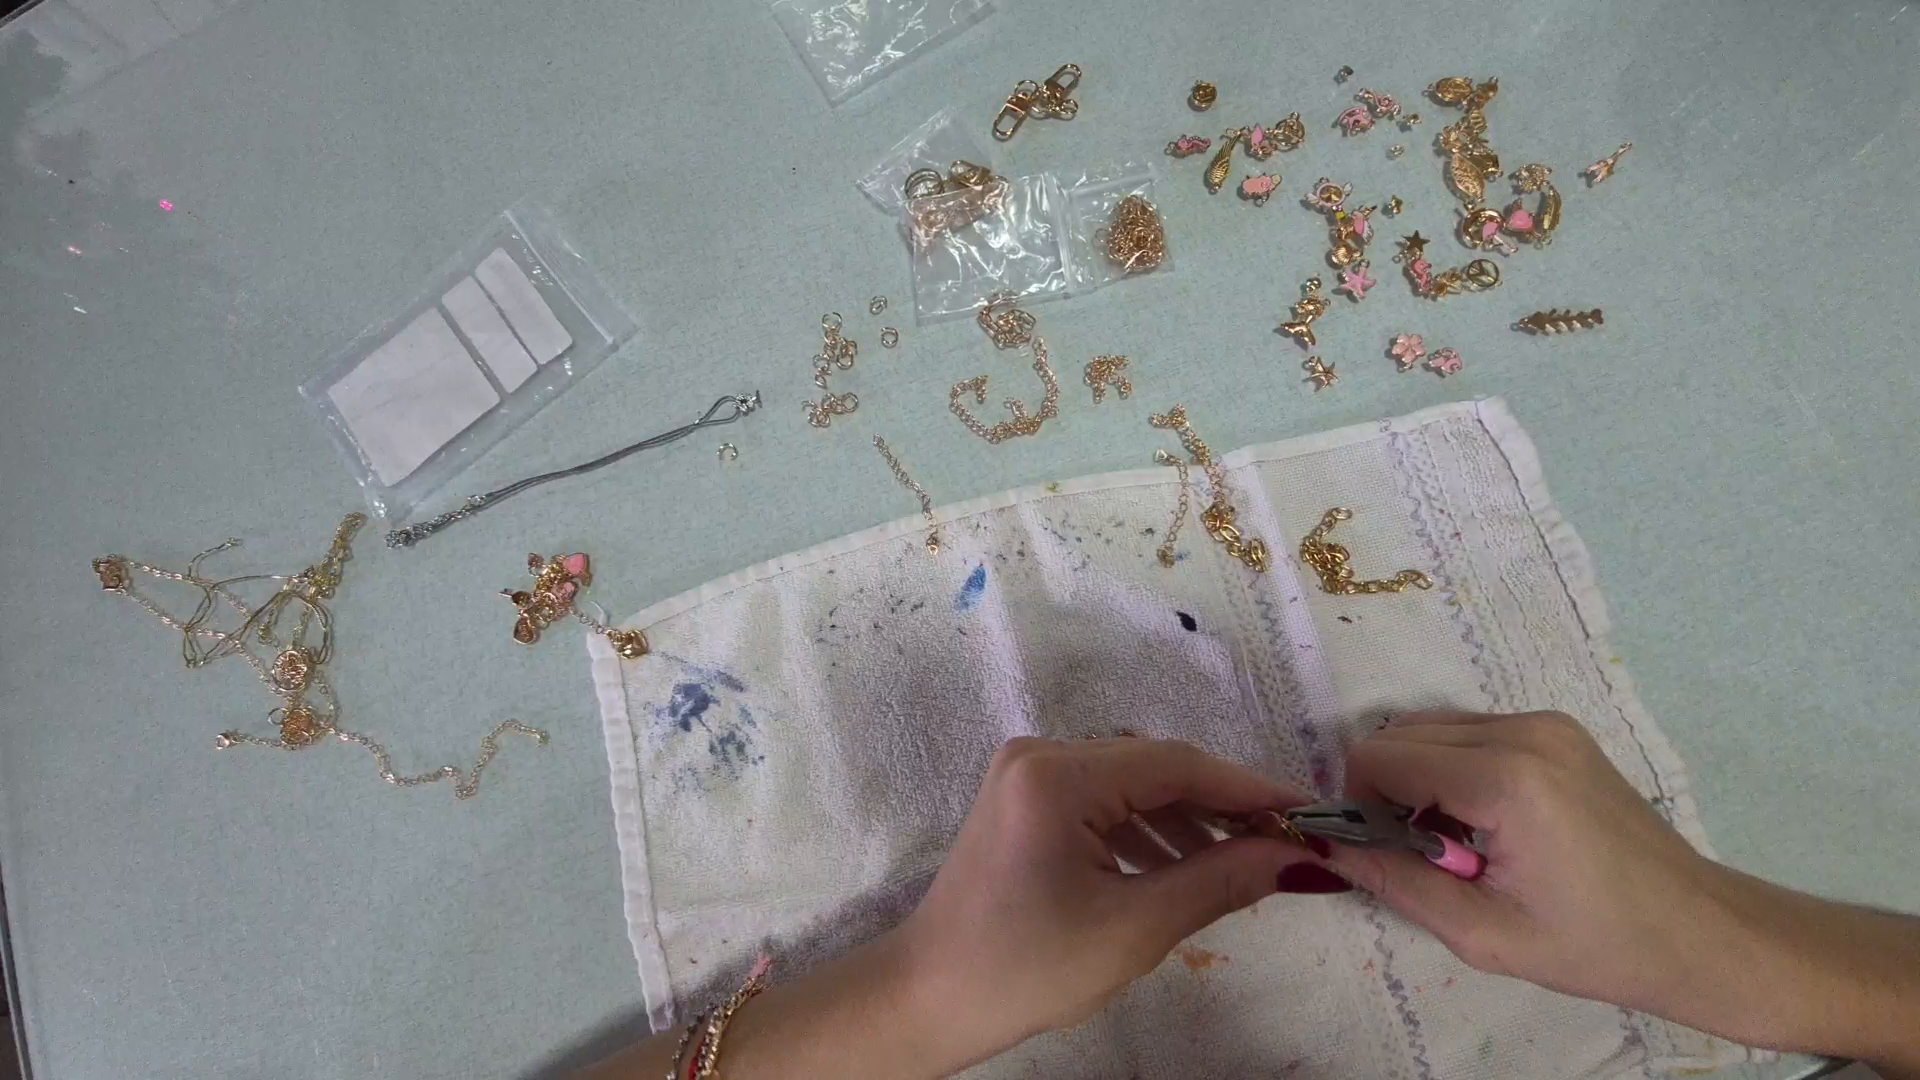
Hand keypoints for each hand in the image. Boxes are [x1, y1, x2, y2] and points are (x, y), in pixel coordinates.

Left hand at [895, 736, 1319, 1070]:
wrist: (932, 992)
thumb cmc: (1027, 967)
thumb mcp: (1132, 928)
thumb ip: (1218, 881)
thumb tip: (1297, 858)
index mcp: (1056, 775)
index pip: (1172, 764)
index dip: (1247, 788)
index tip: (1310, 813)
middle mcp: (1039, 754)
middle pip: (1150, 766)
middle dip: (1217, 804)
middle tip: (1282, 844)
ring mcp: (1027, 770)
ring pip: (1127, 780)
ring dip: (1182, 817)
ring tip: (1239, 861)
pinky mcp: (1025, 794)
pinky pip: (1099, 796)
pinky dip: (1141, 826)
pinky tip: (1177, 862)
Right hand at [1322, 710, 1729, 1017]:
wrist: (1718, 938)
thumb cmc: (1602, 947)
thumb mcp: (1485, 935)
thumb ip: (1393, 881)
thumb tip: (1323, 843)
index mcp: (1507, 780)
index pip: (1378, 757)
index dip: (1360, 802)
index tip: (1387, 849)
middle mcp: (1520, 730)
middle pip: (1395, 735)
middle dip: (1385, 789)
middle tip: (1420, 848)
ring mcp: (1539, 721)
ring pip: (1423, 728)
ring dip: (1414, 775)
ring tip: (1454, 834)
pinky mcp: (1550, 724)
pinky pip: (1459, 730)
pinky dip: (1445, 765)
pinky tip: (1480, 813)